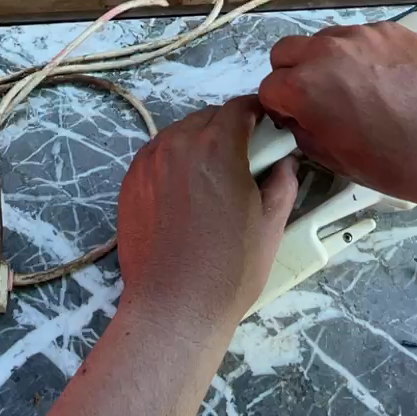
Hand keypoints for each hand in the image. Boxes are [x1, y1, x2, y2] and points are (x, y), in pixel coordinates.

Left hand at [115, 95, 298, 331]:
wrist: (173, 307)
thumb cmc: (228, 269)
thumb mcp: (271, 224)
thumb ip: (283, 181)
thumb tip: (285, 161)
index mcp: (217, 147)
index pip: (240, 108)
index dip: (257, 113)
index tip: (265, 125)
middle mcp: (179, 143)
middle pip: (209, 117)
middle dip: (229, 129)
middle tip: (244, 158)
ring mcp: (150, 160)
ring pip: (181, 133)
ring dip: (200, 142)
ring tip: (213, 177)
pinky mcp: (131, 179)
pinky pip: (158, 153)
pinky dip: (174, 159)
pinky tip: (185, 189)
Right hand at [259, 22, 416, 215]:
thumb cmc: (401, 165)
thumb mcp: (339, 162)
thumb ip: (306, 134)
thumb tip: (299, 119)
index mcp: (304, 88)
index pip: (268, 88)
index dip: (279, 108)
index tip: (295, 120)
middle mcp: (325, 52)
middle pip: (285, 52)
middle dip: (292, 75)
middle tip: (318, 99)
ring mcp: (360, 35)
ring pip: (323, 40)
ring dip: (326, 61)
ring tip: (358, 89)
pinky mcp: (391, 29)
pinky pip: (361, 37)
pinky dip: (363, 54)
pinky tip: (389, 80)